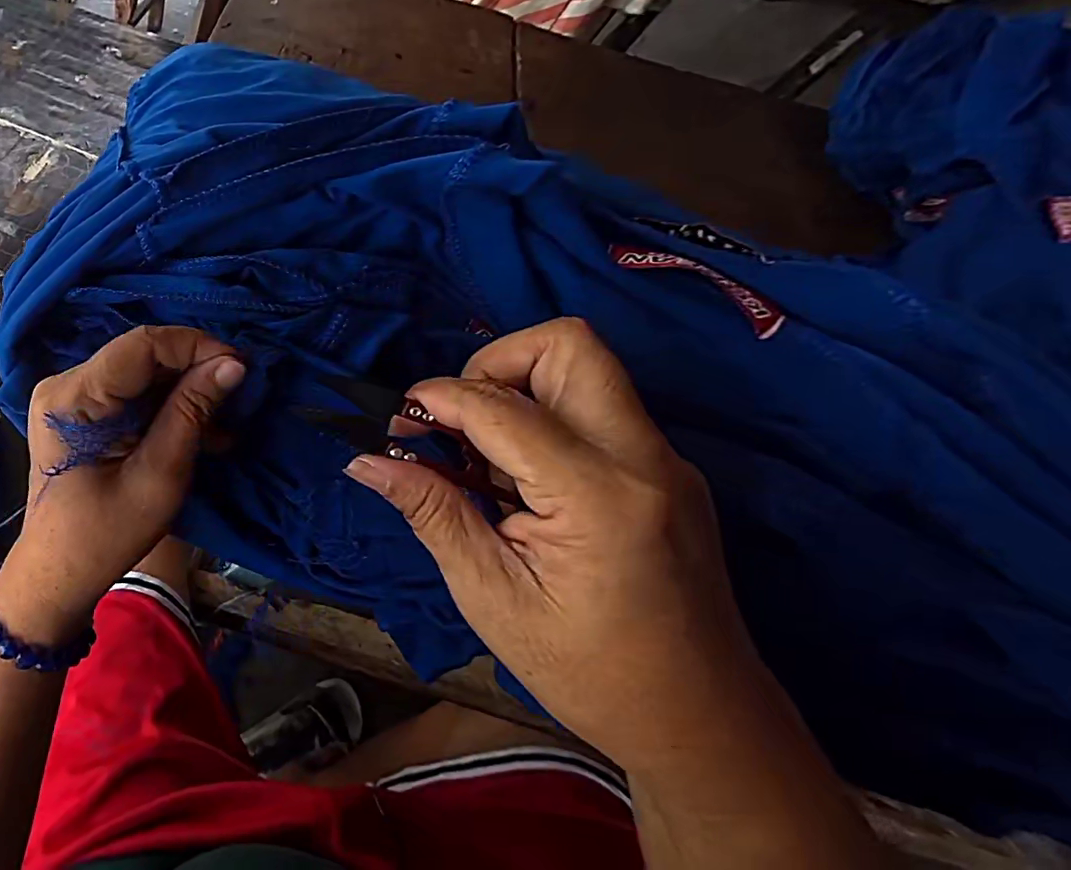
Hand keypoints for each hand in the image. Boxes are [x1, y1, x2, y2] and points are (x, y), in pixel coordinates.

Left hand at [0, 326, 244, 645]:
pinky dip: (167, 406)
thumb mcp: (158, 476)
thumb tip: (233, 365)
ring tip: (225, 421)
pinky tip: (201, 429)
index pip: (141, 345)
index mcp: (72, 397)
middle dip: (195, 369)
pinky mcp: (81, 410)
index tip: (241, 367)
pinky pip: (132, 392)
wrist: (57, 574)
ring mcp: (69, 395)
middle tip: (240, 394)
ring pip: (141, 372)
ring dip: (186, 390)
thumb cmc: (104, 537)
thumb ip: (192, 413)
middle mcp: (64, 383)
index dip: (195, 346)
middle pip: (141, 355)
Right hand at [343, 317, 764, 769]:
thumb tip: (365, 460)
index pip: (501, 406)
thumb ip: (430, 512)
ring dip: (515, 387)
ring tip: (483, 457)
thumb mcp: (490, 595)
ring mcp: (663, 459)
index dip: (435, 399)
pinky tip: (518, 481)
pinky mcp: (664, 469)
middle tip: (456, 423)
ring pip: (582, 365)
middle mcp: (643, 458)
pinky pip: (592, 404)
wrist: (705, 725)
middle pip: (566, 344)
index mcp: (599, 496)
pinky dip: (540, 416)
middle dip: (491, 364)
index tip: (398, 425)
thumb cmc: (589, 672)